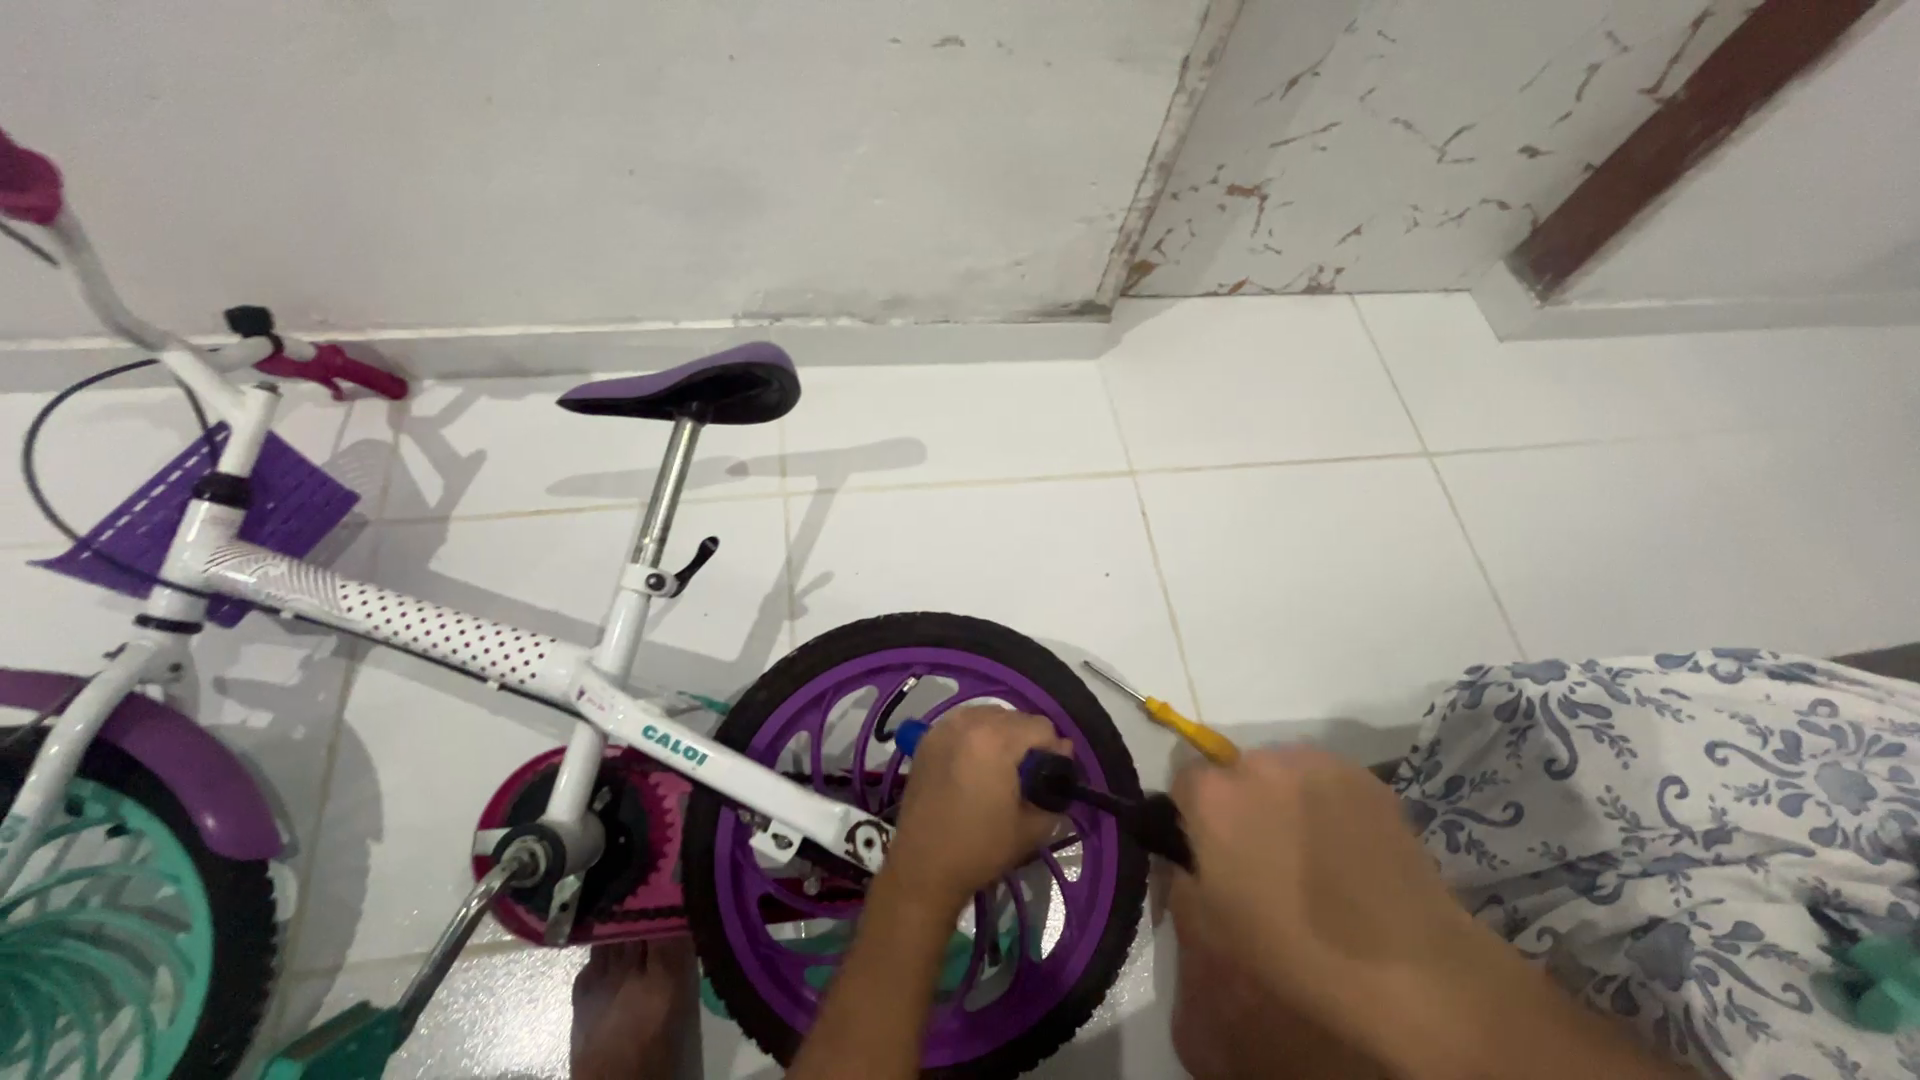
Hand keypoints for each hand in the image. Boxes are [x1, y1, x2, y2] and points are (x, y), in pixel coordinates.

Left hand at [882, 705, 1070, 910]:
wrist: (923, 868)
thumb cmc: (981, 848)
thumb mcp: (1034, 825)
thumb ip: (1057, 785)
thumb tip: (1062, 754)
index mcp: (995, 740)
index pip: (1042, 727)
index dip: (1053, 752)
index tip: (1048, 778)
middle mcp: (968, 723)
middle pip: (1016, 717)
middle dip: (1028, 742)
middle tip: (1026, 776)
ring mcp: (943, 727)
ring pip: (989, 715)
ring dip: (1003, 735)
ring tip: (1000, 769)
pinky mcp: (927, 738)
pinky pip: (964, 722)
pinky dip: (977, 734)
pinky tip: (976, 763)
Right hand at [1168, 747, 1518, 1068]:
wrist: (1407, 964)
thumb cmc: (1294, 950)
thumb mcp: (1211, 927)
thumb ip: (1180, 876)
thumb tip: (1182, 856)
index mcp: (1213, 797)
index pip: (1184, 779)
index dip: (1192, 813)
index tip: (1207, 848)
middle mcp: (1258, 763)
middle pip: (1234, 771)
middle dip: (1239, 802)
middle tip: (1259, 853)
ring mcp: (1315, 763)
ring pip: (1280, 770)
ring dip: (1281, 797)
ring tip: (1308, 849)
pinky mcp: (1364, 775)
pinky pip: (1324, 778)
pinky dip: (1324, 801)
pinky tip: (1345, 846)